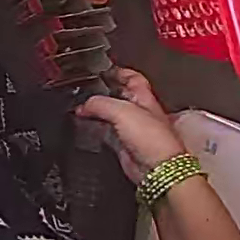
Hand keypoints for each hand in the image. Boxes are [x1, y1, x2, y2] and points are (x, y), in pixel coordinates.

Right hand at [76, 67, 189, 182]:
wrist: (158, 170)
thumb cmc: (153, 139)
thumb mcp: (122, 111)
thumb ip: (100, 103)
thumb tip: (84, 105)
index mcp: (144, 98)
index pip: (132, 78)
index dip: (119, 72)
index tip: (104, 68)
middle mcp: (139, 112)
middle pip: (119, 96)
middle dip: (103, 92)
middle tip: (87, 88)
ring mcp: (131, 130)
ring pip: (110, 115)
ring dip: (96, 111)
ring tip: (81, 106)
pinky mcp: (124, 146)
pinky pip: (106, 134)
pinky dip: (95, 129)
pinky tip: (86, 127)